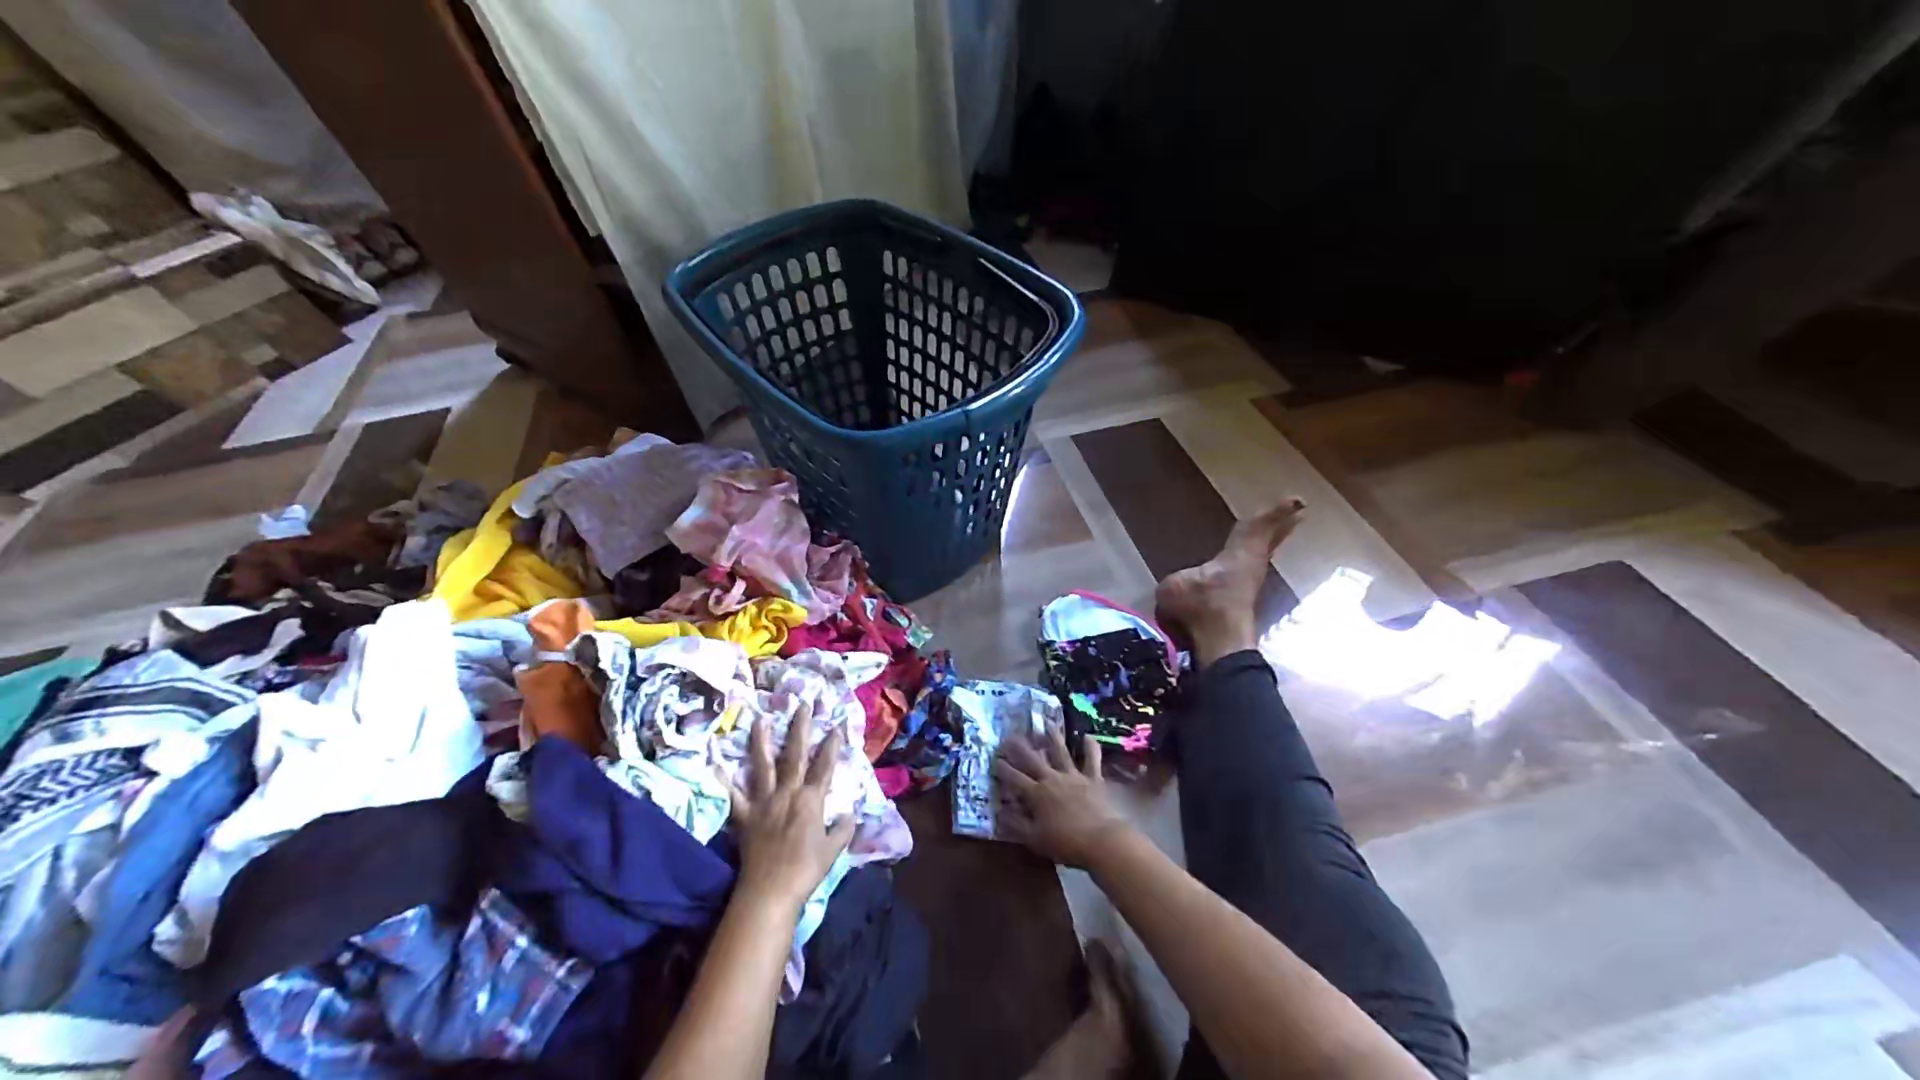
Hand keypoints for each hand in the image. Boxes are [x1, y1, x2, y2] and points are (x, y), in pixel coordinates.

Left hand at [728, 700, 856, 912]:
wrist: (770, 891)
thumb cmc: (806, 870)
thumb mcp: (833, 850)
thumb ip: (842, 828)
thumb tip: (850, 813)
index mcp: (811, 800)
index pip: (824, 766)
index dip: (831, 745)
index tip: (835, 724)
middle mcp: (787, 793)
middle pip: (794, 755)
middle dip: (800, 728)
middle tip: (802, 705)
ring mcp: (763, 802)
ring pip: (762, 765)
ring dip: (761, 741)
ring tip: (760, 719)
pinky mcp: (744, 816)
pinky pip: (733, 795)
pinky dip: (723, 779)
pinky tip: (716, 761)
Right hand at [994, 720, 1133, 868]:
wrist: (1101, 840)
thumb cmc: (1066, 843)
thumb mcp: (1034, 839)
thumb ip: (1016, 824)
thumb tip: (999, 810)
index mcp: (1036, 794)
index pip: (1014, 778)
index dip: (1003, 768)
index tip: (995, 759)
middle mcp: (1052, 779)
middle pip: (1033, 759)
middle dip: (1019, 747)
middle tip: (1010, 735)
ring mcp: (1073, 776)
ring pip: (1060, 752)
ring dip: (1053, 737)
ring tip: (1047, 723)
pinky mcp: (1093, 778)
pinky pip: (1091, 759)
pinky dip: (1090, 747)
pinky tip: (1087, 736)